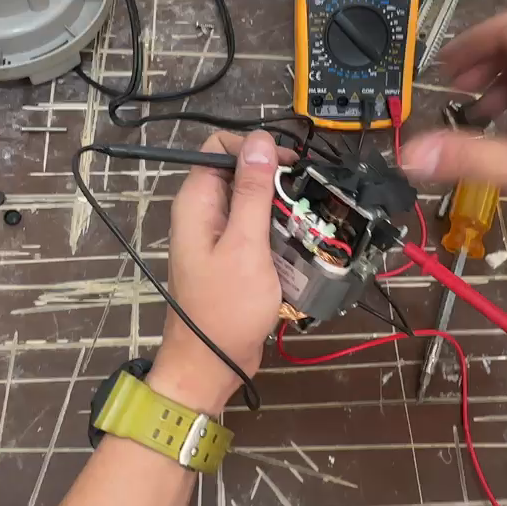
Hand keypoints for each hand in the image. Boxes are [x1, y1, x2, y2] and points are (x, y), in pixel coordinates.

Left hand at [152, 131, 282, 414]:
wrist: (212, 365)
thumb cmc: (226, 306)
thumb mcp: (245, 244)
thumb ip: (253, 191)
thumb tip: (259, 140)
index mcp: (198, 200)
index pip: (219, 147)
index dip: (255, 148)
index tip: (290, 166)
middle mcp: (204, 210)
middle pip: (241, 172)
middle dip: (275, 180)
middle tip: (306, 198)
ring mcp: (217, 234)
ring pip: (253, 200)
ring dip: (280, 207)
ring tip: (308, 221)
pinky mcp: (232, 254)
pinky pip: (256, 227)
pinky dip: (277, 230)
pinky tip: (299, 243)